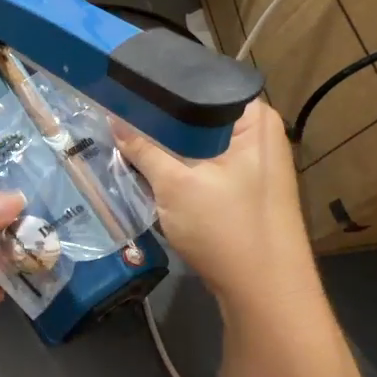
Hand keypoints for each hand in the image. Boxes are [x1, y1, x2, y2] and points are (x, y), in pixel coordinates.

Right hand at [113, 101, 315, 310]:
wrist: (262, 291)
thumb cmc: (226, 228)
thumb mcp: (176, 185)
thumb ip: (143, 149)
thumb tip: (114, 119)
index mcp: (255, 120)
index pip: (202, 85)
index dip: (161, 89)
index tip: (122, 91)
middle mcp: (258, 135)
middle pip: (196, 118)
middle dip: (158, 124)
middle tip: (114, 119)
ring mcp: (253, 166)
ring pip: (196, 146)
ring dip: (164, 152)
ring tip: (123, 145)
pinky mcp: (242, 191)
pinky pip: (202, 168)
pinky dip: (177, 172)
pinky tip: (149, 176)